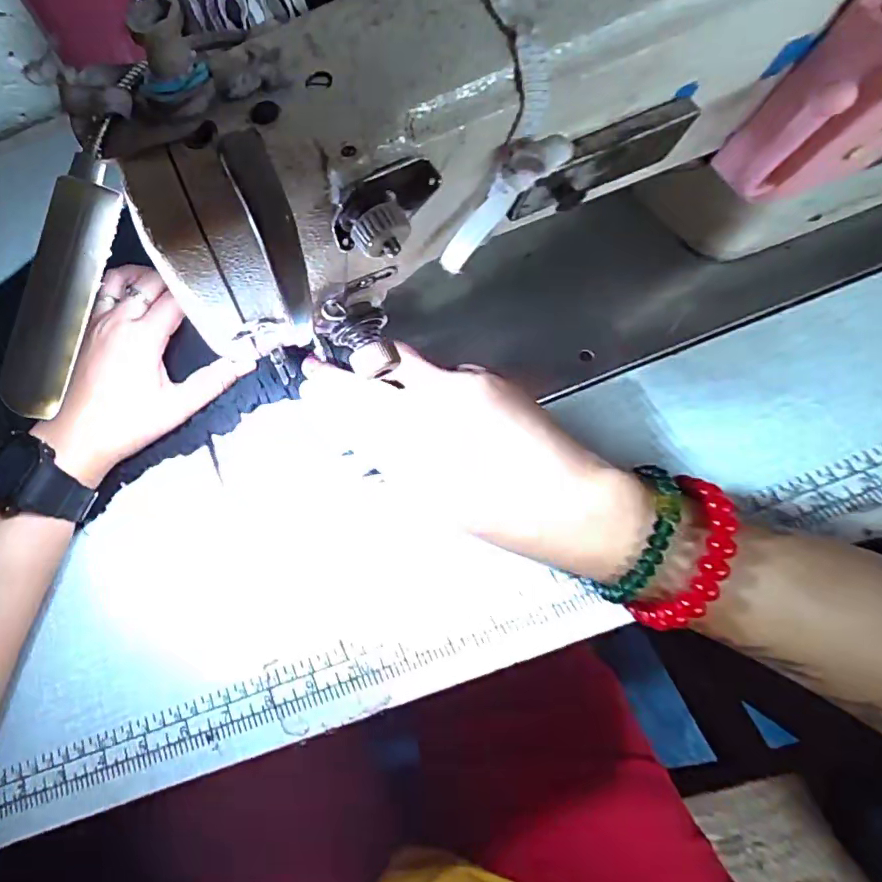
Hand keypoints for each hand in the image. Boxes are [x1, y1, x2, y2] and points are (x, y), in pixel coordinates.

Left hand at [32, 266, 254, 485]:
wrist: (77, 439)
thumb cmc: (122, 425)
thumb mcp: (178, 407)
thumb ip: (213, 381)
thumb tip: (241, 363)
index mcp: (142, 337)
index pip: (176, 298)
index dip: (196, 292)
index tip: (209, 295)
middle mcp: (117, 323)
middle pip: (150, 281)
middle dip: (174, 281)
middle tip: (192, 290)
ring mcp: (96, 323)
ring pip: (121, 278)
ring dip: (144, 276)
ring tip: (161, 284)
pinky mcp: (84, 330)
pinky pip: (100, 292)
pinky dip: (117, 285)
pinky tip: (128, 295)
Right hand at [298, 346, 657, 583]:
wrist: (568, 501)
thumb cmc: (499, 516)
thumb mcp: (433, 498)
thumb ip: (395, 461)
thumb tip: (371, 440)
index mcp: (411, 446)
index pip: (355, 403)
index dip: (329, 387)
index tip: (313, 377)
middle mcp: (431, 407)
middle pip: (376, 370)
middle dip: (350, 368)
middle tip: (331, 369)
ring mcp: (460, 387)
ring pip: (412, 366)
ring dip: (396, 374)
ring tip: (397, 394)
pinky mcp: (487, 379)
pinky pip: (450, 375)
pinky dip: (441, 387)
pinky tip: (456, 412)